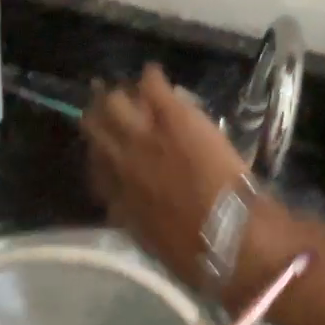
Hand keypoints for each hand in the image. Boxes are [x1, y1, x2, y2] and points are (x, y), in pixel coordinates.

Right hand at [83, 64, 249, 289]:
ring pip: (119, 102)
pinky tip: (152, 72)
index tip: (106, 144)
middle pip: (98, 126)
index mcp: (117, 196)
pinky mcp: (174, 117)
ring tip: (132, 90)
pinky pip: (152, 85)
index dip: (100, 150)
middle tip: (109, 103)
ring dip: (125, 96)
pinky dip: (151, 78)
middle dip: (102, 114)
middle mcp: (122, 161)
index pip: (95, 163)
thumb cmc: (196, 251)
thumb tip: (124, 207)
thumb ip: (133, 217)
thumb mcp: (151, 240)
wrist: (229, 236)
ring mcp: (146, 135)